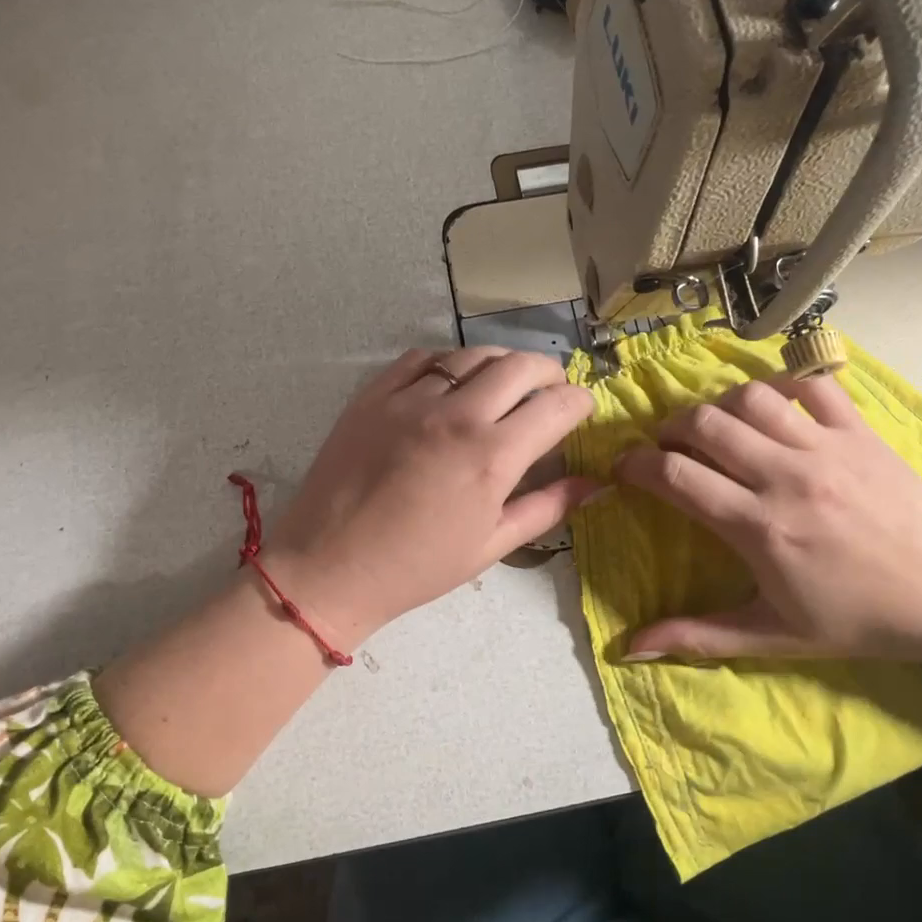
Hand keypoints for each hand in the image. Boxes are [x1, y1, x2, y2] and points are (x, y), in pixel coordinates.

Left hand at [266, 347, 598, 646]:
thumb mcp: (490, 546)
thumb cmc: (415, 568)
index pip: (556, 406)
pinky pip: (421, 358)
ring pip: (472, 354)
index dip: (581, 402)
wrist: (328, 567)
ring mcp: (410, 399)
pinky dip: (447, 363)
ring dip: (500, 363)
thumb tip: (593, 484)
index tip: (581, 410)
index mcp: (491, 457)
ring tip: (503, 384)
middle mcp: (456, 415)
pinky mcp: (373, 394)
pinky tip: (449, 383)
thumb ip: (546, 508)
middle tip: (549, 390)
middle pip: (520, 365)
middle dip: (548, 372)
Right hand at [615, 374, 921, 662]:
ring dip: (720, 407)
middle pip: (705, 424)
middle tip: (669, 447)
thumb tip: (629, 650)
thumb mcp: (772, 637)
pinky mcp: (859, 432)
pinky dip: (782, 386)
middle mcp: (786, 478)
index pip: (676, 476)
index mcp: (759, 528)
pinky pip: (811, 384)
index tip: (625, 468)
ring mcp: (825, 448)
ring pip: (750, 398)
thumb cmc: (854, 619)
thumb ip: (697, 637)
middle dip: (671, 429)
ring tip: (716, 428)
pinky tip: (771, 408)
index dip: (636, 465)